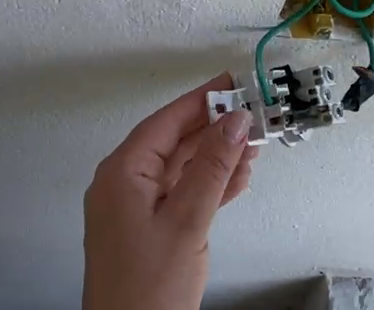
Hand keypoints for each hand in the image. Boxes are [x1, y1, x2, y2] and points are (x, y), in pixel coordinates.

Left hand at [83, 73, 259, 309]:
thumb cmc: (145, 293)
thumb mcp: (187, 222)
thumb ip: (212, 168)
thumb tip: (232, 122)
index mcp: (122, 172)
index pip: (166, 121)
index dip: (200, 100)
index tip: (229, 84)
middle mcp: (122, 184)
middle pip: (173, 142)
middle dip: (213, 129)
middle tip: (249, 114)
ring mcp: (133, 209)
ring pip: (180, 168)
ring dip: (215, 157)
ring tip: (252, 145)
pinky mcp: (146, 230)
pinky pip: (179, 193)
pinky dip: (208, 185)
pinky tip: (236, 178)